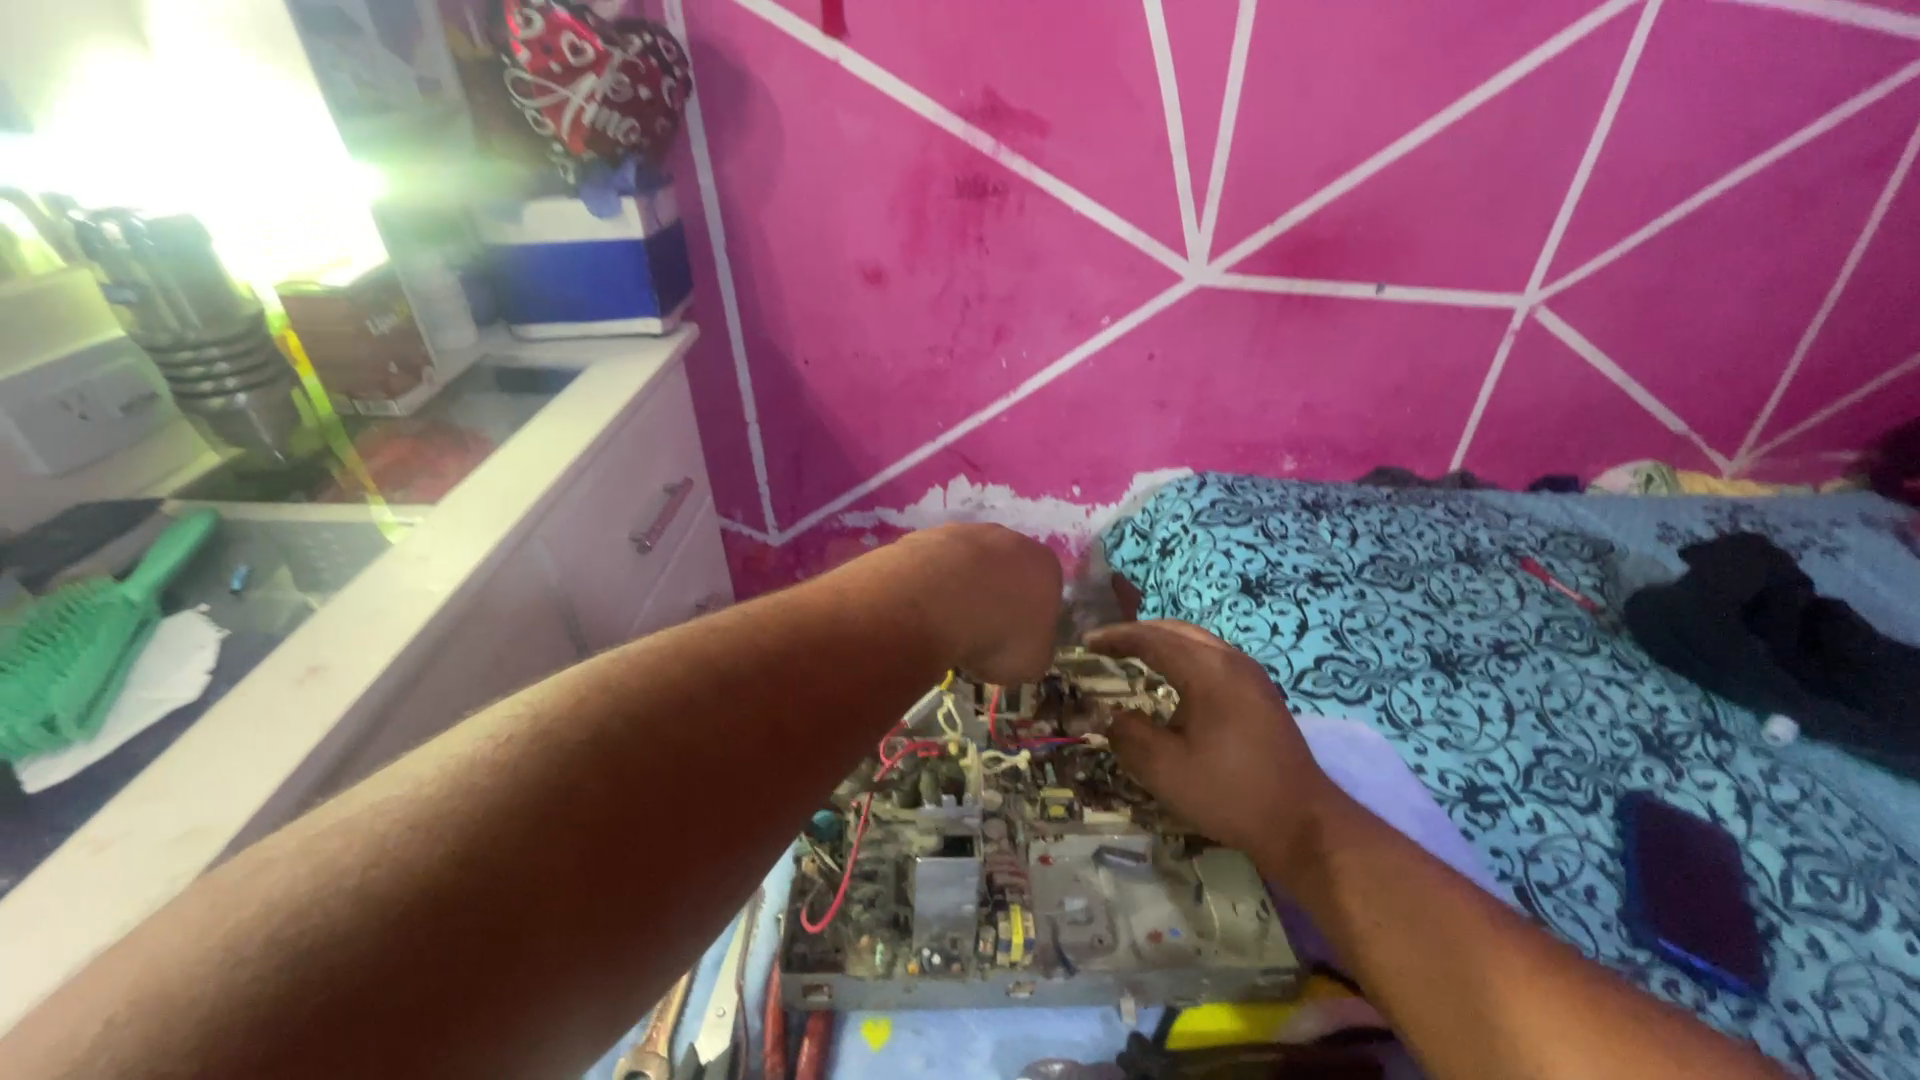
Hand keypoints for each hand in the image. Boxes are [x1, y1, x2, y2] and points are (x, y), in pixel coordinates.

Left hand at [886, 524, 1062, 684]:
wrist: (935, 606)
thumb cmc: (998, 636)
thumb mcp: (1032, 663)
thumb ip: (1033, 651)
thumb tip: (1022, 651)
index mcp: (1043, 564)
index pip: (1043, 591)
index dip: (1027, 620)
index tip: (1010, 643)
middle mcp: (1007, 538)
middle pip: (1003, 572)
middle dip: (992, 599)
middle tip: (976, 634)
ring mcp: (962, 532)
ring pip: (964, 565)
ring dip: (957, 590)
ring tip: (942, 625)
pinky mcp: (923, 536)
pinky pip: (929, 566)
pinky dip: (926, 586)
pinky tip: (919, 610)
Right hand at [1087, 621, 1343, 876]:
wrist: (1301, 823)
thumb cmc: (1229, 793)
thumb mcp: (1164, 769)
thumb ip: (1129, 735)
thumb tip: (1113, 716)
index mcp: (1209, 671)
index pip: (1153, 639)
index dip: (1116, 639)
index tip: (1087, 644)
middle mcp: (1233, 662)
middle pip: (1178, 632)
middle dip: (1139, 634)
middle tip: (1107, 645)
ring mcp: (1253, 677)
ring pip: (1200, 644)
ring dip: (1164, 645)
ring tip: (1134, 657)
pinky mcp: (1262, 696)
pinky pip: (1215, 660)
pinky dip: (1185, 659)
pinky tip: (1174, 682)